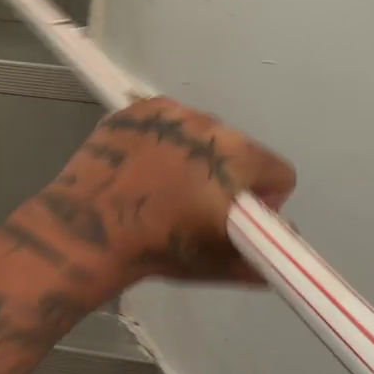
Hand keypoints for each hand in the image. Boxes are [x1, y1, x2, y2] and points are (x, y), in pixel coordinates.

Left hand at [28, 96, 296, 285]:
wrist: (92, 224)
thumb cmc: (165, 244)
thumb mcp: (236, 262)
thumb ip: (276, 248)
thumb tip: (281, 232)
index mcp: (236, 153)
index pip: (276, 171)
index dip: (265, 197)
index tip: (240, 213)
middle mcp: (201, 121)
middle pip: (235, 148)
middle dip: (227, 172)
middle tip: (199, 199)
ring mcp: (160, 112)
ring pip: (196, 131)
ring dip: (193, 152)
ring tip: (167, 182)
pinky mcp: (127, 111)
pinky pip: (160, 122)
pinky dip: (160, 138)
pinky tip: (144, 162)